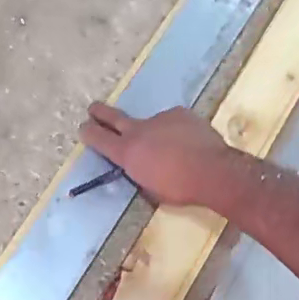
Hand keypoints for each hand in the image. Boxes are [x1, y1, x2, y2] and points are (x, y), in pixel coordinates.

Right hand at [79, 103, 242, 207]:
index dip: (88, 132)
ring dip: (157, 133)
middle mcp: (138, 131)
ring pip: (152, 124)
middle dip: (99, 113)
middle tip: (93, 110)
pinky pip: (174, 122)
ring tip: (174, 148)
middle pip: (112, 116)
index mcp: (127, 153)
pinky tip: (191, 142)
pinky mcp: (180, 113)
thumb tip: (141, 164)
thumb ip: (141, 171)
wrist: (214, 171)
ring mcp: (160, 118)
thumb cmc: (182, 189)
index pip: (97, 138)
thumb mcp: (152, 188)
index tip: (84, 128)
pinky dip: (178, 131)